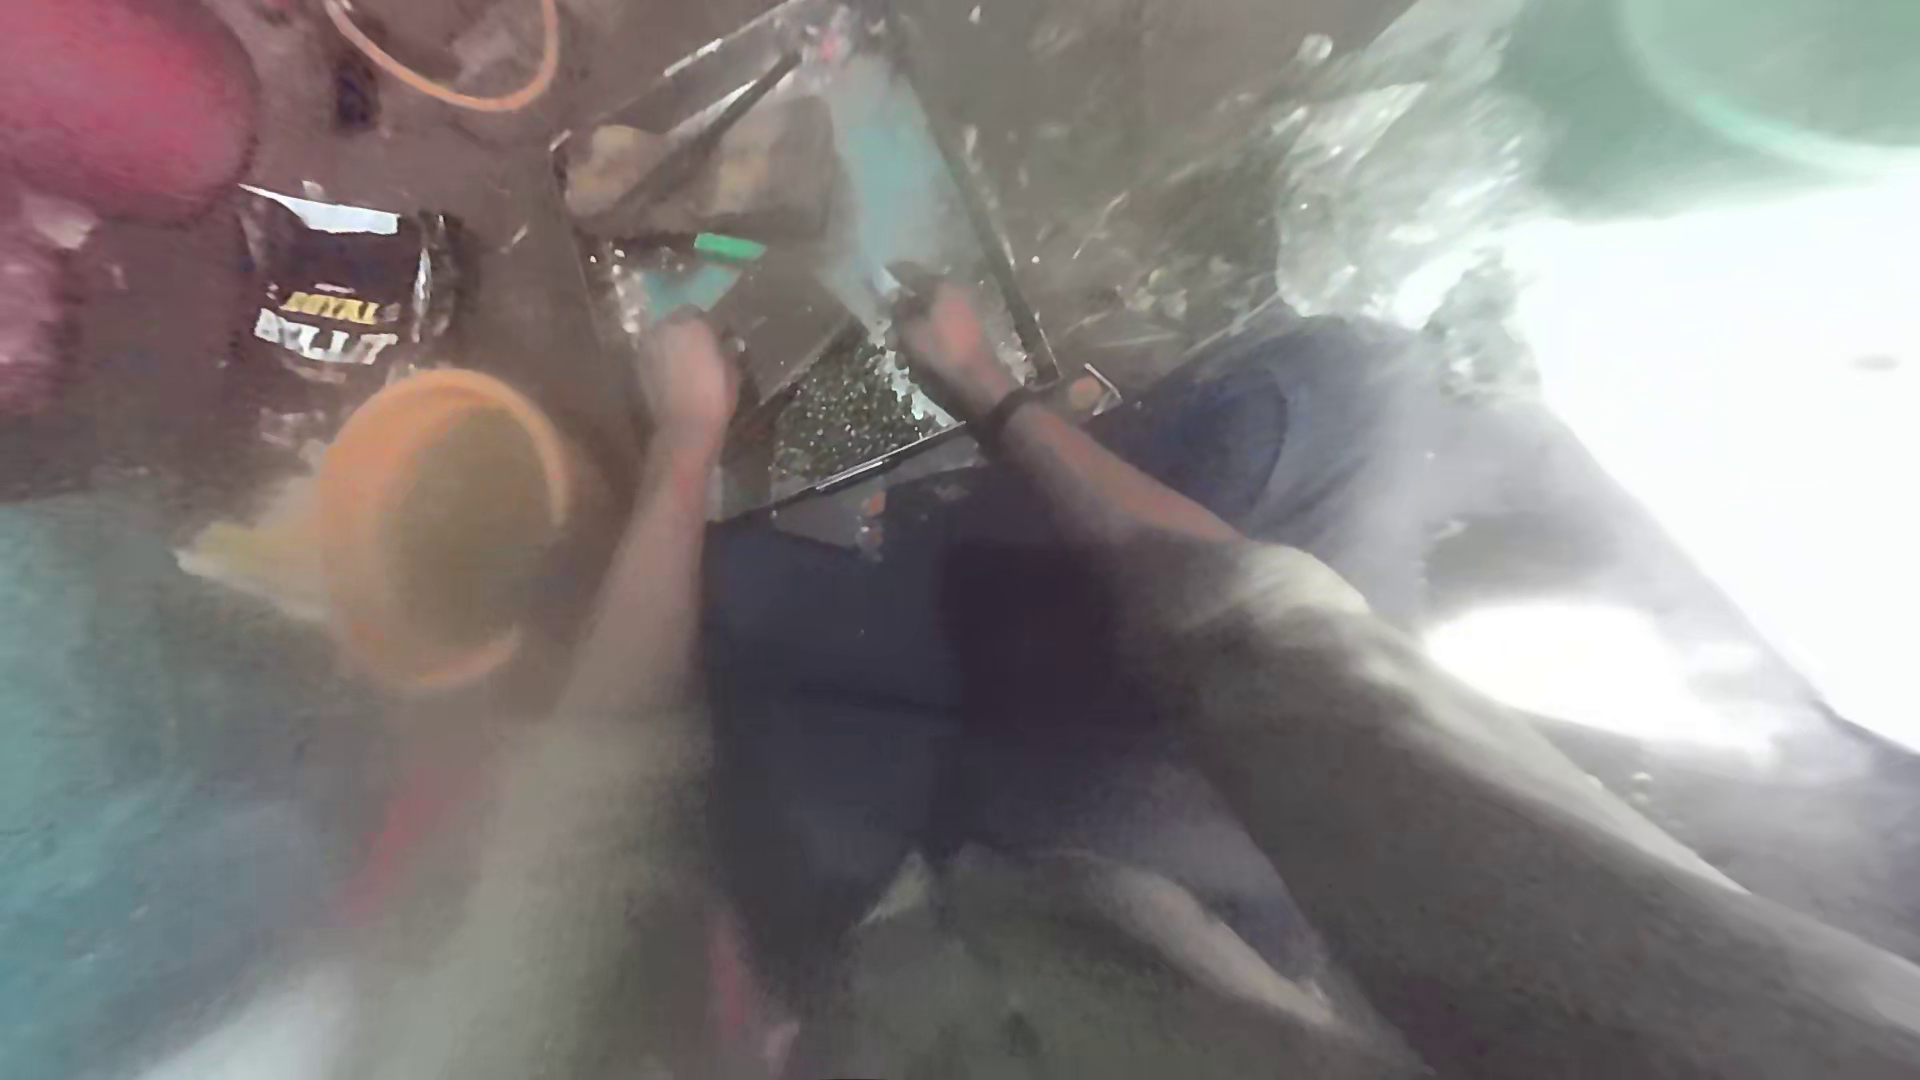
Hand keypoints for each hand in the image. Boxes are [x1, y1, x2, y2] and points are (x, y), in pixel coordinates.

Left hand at [638, 310, 739, 456]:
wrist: (685, 426)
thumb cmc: (716, 398)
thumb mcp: (732, 373)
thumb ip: (727, 352)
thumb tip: (728, 344)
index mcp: (695, 326)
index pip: (700, 313)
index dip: (708, 326)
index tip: (716, 339)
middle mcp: (667, 327)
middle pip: (676, 320)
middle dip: (687, 331)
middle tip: (699, 349)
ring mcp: (648, 344)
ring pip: (662, 334)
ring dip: (672, 342)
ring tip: (684, 361)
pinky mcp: (638, 362)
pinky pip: (653, 351)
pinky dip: (661, 357)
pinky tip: (671, 374)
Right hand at [894, 280, 1017, 420]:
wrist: (976, 383)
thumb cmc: (940, 350)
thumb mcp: (909, 329)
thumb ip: (898, 311)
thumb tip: (894, 298)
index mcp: (943, 286)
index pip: (910, 271)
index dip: (891, 275)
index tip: (875, 280)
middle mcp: (954, 296)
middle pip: (917, 301)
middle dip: (898, 321)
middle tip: (889, 340)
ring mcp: (961, 318)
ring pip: (925, 322)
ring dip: (908, 339)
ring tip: (900, 360)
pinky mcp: (963, 339)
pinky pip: (936, 337)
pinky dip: (923, 349)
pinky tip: (913, 367)